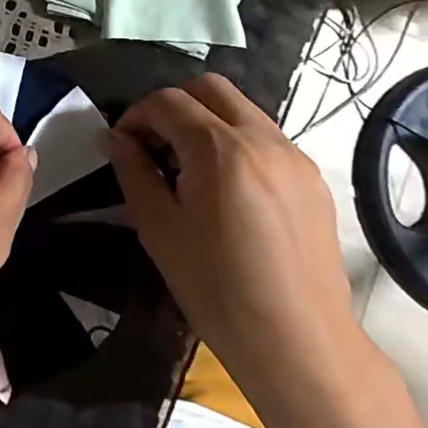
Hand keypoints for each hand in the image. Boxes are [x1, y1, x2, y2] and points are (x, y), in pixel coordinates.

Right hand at [104, 75, 358, 401]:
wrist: (296, 339)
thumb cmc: (214, 285)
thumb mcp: (157, 226)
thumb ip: (133, 170)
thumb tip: (114, 138)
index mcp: (221, 151)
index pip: (168, 102)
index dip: (135, 115)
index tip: (121, 145)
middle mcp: (265, 141)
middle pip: (210, 88)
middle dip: (172, 105)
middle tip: (152, 143)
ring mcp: (296, 158)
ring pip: (242, 110)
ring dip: (204, 121)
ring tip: (184, 166)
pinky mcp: (313, 180)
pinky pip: (265, 138)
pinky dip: (233, 142)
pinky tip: (221, 187)